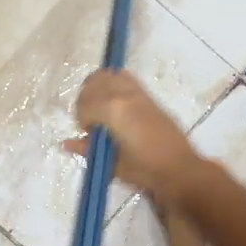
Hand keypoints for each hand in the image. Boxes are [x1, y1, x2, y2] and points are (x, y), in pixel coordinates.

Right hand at [67, 70, 204, 198]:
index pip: (84, 105)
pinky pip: (125, 79)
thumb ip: (88, 149)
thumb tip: (65, 143)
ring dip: (99, 88)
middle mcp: (124, 94)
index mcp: (113, 110)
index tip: (88, 134)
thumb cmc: (144, 170)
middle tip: (90, 122)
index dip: (82, 120)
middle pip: (94, 84)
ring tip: (100, 109)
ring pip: (109, 75)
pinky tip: (115, 105)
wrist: (179, 168)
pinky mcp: (149, 96)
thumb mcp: (112, 164)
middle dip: (86, 101)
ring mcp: (138, 92)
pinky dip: (114, 85)